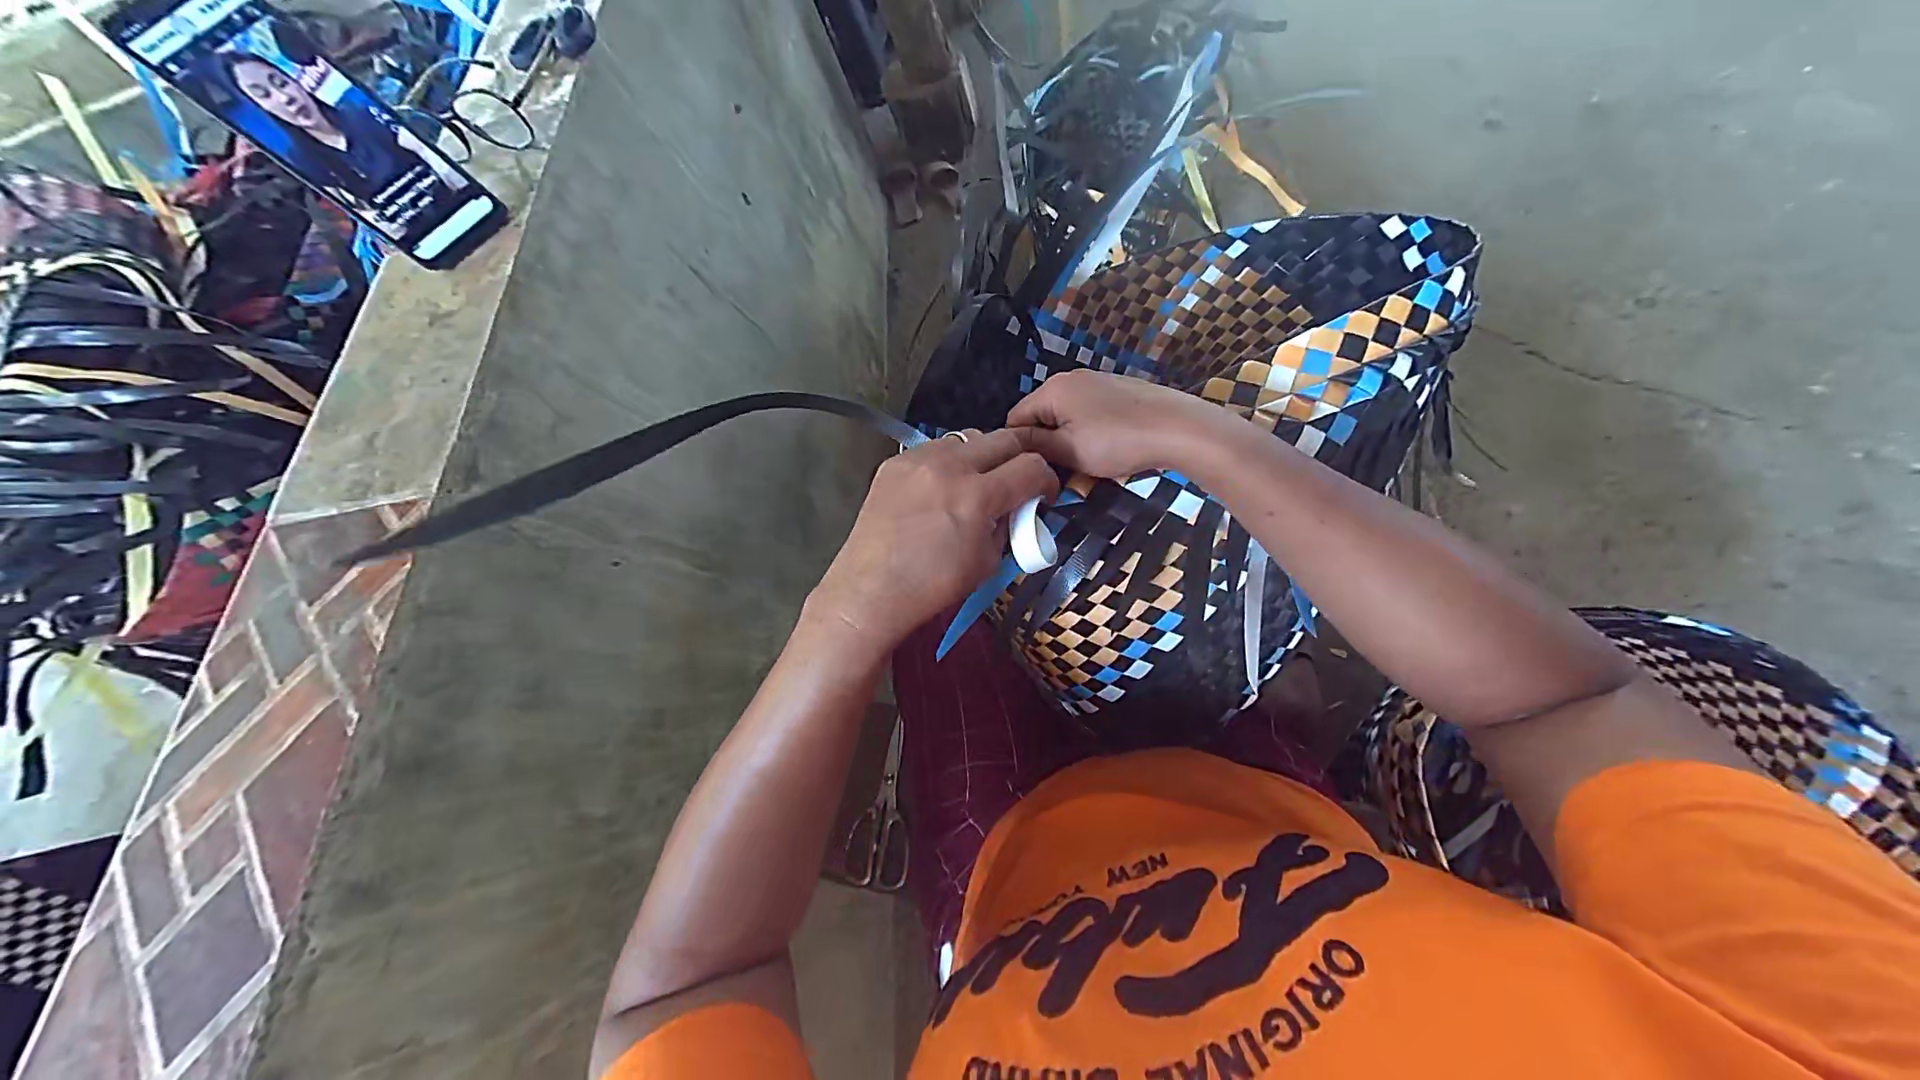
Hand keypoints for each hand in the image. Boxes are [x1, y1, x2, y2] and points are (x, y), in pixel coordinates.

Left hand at [805, 429, 1058, 657]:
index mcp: (977, 496)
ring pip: (968, 438)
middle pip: (1004, 439)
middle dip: (1020, 458)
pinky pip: (935, 450)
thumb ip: (1009, 525)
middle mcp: (948, 467)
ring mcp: (918, 460)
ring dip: (983, 456)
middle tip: (1019, 481)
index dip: (1047, 480)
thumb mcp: (988, 561)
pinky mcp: (895, 462)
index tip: (1044, 494)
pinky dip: (949, 463)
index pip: (1032, 467)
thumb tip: (1017, 506)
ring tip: (978, 484)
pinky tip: (943, 489)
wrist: (871, 590)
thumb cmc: (933, 586)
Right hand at [1006, 369, 1242, 478]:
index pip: (1015, 419)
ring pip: (1068, 420)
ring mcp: (1098, 383)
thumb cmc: (1118, 441)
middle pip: (1042, 418)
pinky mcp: (1119, 392)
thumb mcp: (1069, 450)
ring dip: (1071, 445)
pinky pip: (1090, 416)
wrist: (1178, 429)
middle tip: (1063, 475)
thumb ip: (1034, 445)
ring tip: (1089, 468)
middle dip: (1048, 447)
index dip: (1019, 449)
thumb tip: (1012, 444)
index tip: (1032, 472)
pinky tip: (1111, 452)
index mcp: (1053, 388)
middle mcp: (1072, 378)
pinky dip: (1092, 436)